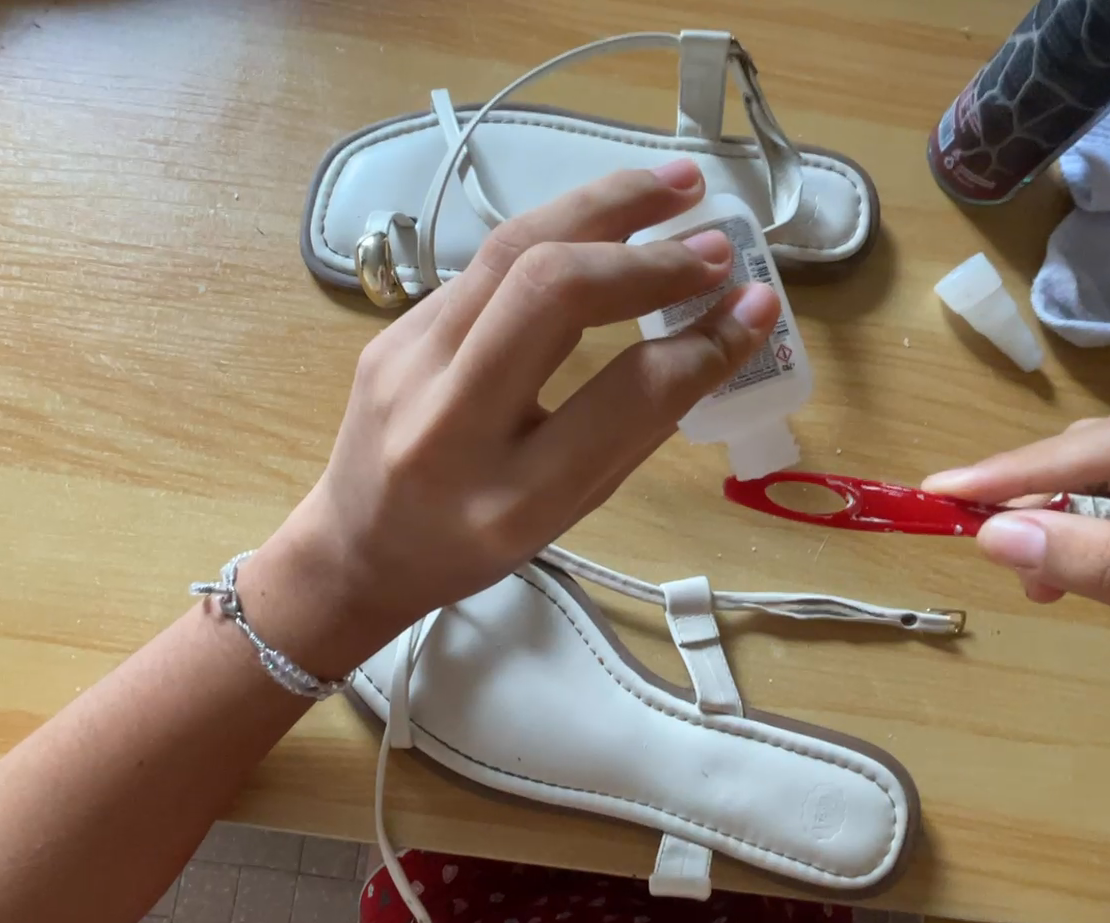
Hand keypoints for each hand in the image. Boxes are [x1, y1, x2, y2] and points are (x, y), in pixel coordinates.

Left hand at [237, 162, 779, 676]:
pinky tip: (604, 225)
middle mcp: (446, 422)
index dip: (702, 345)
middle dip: (648, 253)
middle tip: (716, 241)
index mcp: (506, 498)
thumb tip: (711, 338)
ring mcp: (403, 363)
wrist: (355, 547)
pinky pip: (484, 266)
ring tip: (677, 186)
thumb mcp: (560, 518)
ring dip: (603, 206)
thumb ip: (631, 434)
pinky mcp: (390, 330)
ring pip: (509, 250)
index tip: (753, 307)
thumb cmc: (468, 550)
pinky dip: (557, 234)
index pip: (622, 397)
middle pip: (549, 290)